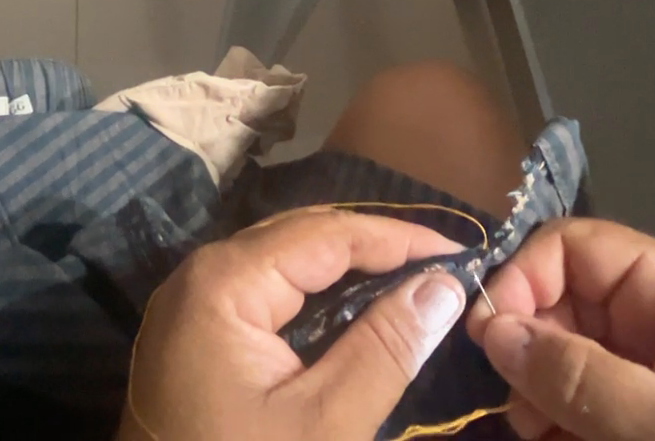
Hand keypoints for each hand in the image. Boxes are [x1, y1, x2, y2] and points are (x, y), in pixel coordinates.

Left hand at [119, 208, 469, 440]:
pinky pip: (266, 288)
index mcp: (225, 280)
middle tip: (439, 267)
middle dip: (374, 246)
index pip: (327, 234)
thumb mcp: (323, 426)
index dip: (398, 238)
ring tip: (408, 280)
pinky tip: (352, 309)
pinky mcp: (197, 329)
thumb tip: (443, 284)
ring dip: (347, 267)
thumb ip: (385, 347)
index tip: (459, 252)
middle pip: (304, 235)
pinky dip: (314, 293)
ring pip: (286, 258)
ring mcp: (194, 300)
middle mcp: (204, 271)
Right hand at [464, 218, 654, 440]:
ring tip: (534, 434)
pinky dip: (553, 416)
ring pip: (561, 348)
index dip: (525, 276)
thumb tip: (492, 328)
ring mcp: (648, 367)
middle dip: (528, 343)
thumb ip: (581, 378)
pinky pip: (579, 395)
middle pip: (562, 296)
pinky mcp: (642, 415)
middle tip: (516, 408)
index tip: (488, 336)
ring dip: (535, 387)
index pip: (575, 246)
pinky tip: (550, 440)